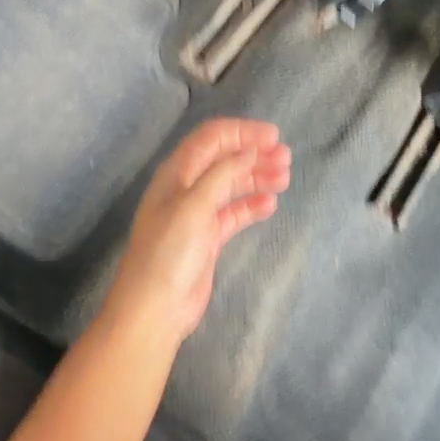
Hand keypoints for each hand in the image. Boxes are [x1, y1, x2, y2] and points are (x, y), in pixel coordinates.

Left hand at [101, 119, 291, 343]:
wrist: (154, 308)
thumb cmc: (169, 252)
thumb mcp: (194, 205)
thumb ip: (223, 174)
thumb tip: (251, 150)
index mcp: (177, 173)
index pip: (211, 138)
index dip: (242, 132)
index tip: (274, 137)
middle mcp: (186, 188)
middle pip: (224, 159)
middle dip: (254, 154)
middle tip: (286, 158)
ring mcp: (197, 214)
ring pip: (231, 185)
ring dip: (257, 178)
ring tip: (284, 179)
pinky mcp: (207, 238)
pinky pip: (233, 213)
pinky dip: (252, 205)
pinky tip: (269, 205)